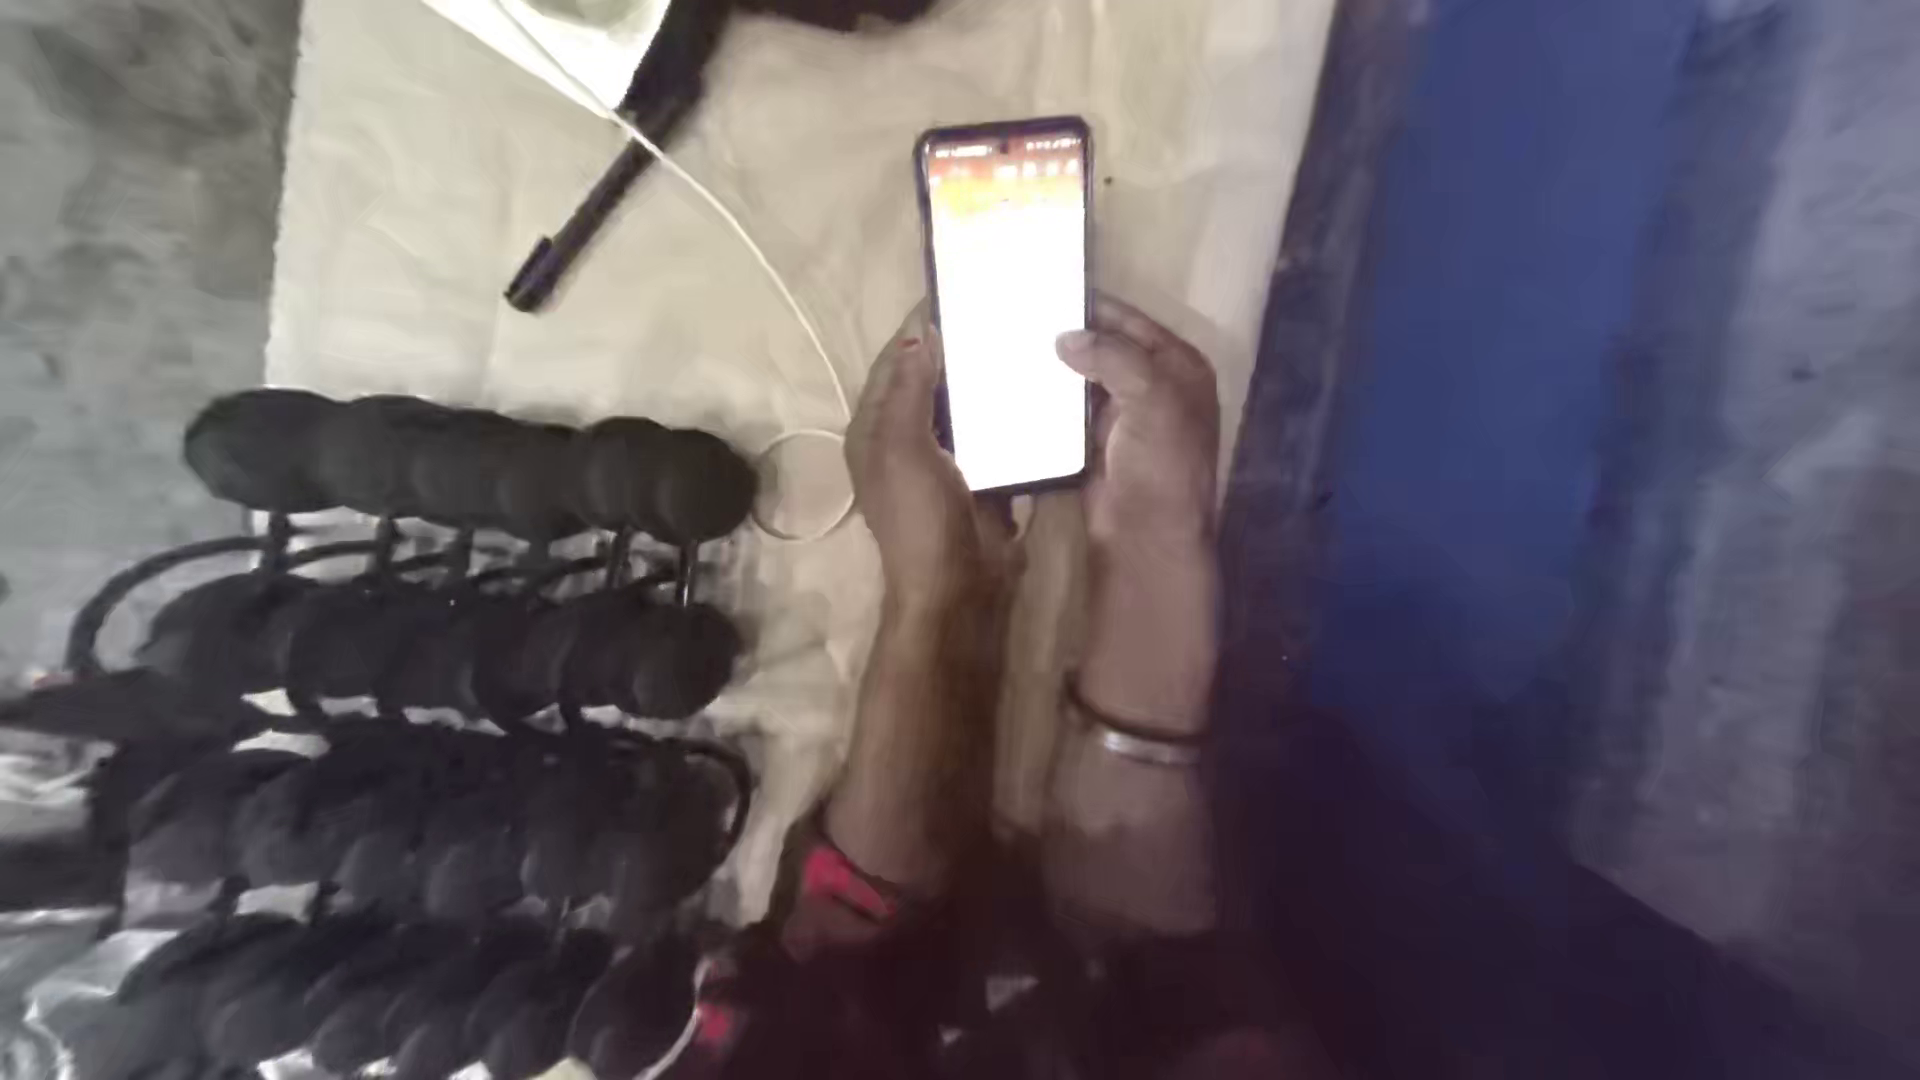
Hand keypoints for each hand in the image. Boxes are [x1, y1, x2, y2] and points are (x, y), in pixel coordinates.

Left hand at [847, 305, 1004, 610]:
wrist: (957, 588)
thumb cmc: (920, 520)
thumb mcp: (903, 450)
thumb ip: (908, 390)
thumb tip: (923, 333)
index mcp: (875, 429)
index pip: (893, 362)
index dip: (918, 328)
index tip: (957, 290)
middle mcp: (904, 439)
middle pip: (929, 379)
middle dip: (958, 347)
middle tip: (1000, 309)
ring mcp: (944, 459)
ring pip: (963, 404)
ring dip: (986, 377)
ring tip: (1023, 338)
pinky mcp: (979, 476)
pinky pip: (992, 433)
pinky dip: (1008, 412)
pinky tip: (1036, 388)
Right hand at [1056, 295, 1221, 731]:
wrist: (1146, 533)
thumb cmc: (1161, 462)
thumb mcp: (1151, 399)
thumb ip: (1113, 358)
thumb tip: (1066, 337)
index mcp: (1178, 367)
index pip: (1131, 322)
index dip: (1093, 307)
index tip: (1047, 290)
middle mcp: (1153, 386)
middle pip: (1106, 347)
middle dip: (1068, 334)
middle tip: (1020, 317)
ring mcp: (1122, 416)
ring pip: (1084, 378)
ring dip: (1055, 367)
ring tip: (1012, 345)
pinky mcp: (1095, 442)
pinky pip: (1069, 410)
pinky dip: (1049, 399)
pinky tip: (1019, 386)